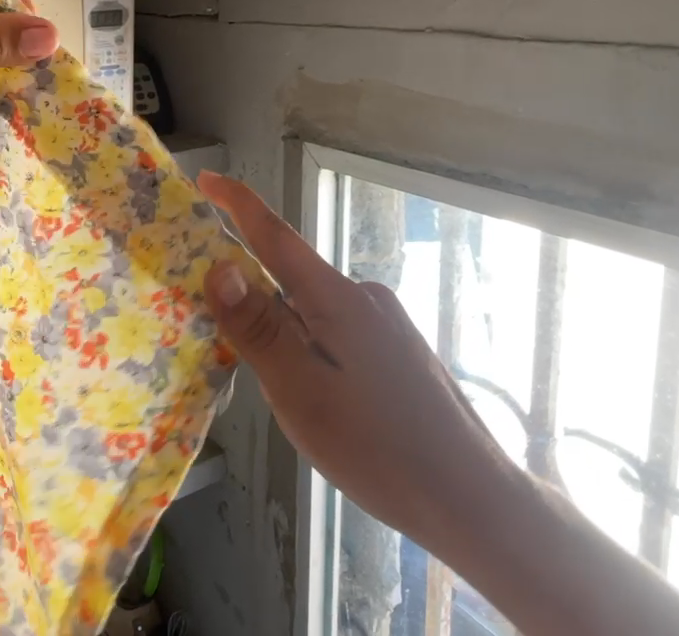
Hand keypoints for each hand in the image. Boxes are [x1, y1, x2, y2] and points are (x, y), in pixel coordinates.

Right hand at [197, 171, 521, 550]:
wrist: (472, 499)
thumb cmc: (377, 448)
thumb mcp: (299, 392)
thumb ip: (259, 329)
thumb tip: (221, 266)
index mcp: (336, 299)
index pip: (275, 236)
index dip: (237, 204)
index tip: (206, 178)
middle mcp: (363, 297)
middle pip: (290, 278)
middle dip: (253, 299)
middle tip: (230, 349)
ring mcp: (386, 324)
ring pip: (312, 313)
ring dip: (284, 336)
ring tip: (287, 399)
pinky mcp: (398, 351)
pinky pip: (335, 332)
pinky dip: (310, 350)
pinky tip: (323, 402)